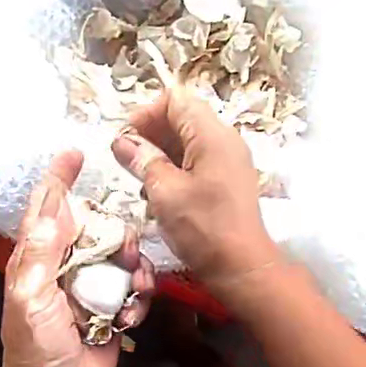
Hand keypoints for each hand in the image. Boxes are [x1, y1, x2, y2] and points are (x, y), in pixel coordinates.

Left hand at [0, 151, 152, 366]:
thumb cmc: (37, 347)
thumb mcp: (31, 298)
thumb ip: (42, 253)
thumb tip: (56, 206)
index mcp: (37, 259)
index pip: (47, 210)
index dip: (59, 180)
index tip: (74, 153)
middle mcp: (65, 266)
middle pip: (97, 230)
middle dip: (116, 234)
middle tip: (125, 249)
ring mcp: (92, 287)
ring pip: (122, 258)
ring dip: (134, 270)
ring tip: (136, 288)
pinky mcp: (114, 307)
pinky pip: (135, 289)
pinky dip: (138, 300)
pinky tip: (130, 317)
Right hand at [114, 91, 280, 296]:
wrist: (243, 267)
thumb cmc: (204, 228)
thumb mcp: (164, 191)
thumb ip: (142, 160)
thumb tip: (123, 142)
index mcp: (213, 134)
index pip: (175, 99)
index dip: (146, 113)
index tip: (126, 138)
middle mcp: (226, 141)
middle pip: (183, 119)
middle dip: (151, 135)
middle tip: (128, 160)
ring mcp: (231, 163)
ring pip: (189, 144)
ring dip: (161, 155)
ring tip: (141, 181)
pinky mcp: (231, 184)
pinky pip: (200, 164)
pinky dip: (177, 171)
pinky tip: (160, 194)